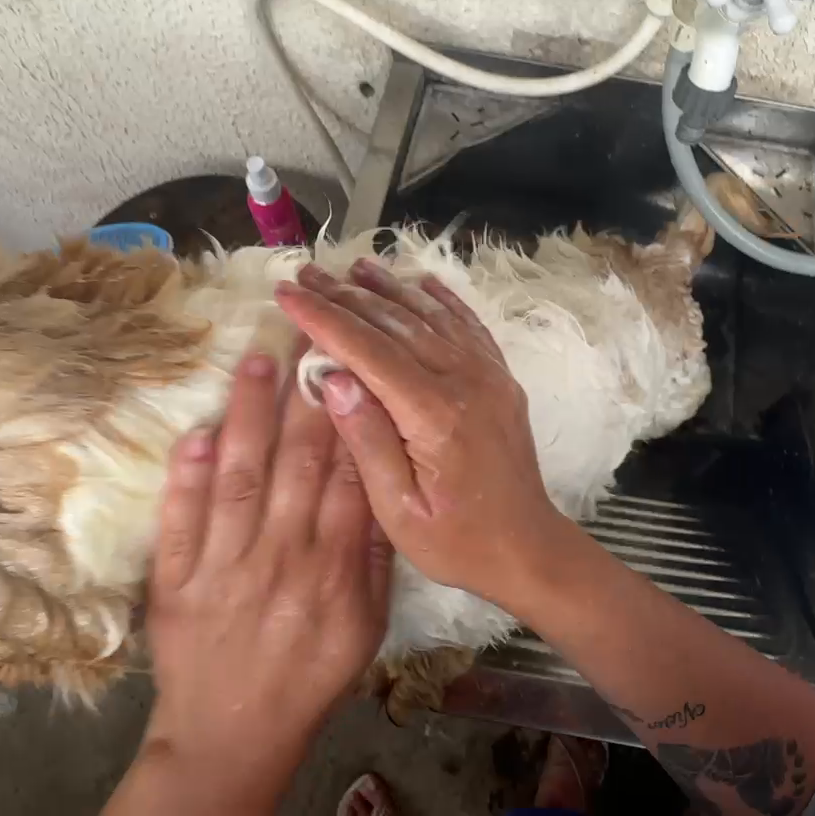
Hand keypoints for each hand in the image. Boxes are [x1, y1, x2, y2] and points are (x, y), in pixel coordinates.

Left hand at [119, 352, 391, 814]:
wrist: (233, 734)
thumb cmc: (311, 673)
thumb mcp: (368, 625)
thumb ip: (374, 556)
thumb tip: (380, 485)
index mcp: (333, 567)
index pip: (347, 475)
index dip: (350, 416)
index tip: (352, 365)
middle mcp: (281, 557)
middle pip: (296, 462)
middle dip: (304, 395)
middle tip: (307, 336)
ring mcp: (223, 566)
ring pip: (239, 477)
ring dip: (247, 415)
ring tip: (255, 359)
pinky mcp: (175, 580)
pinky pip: (179, 522)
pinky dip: (183, 477)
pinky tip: (193, 433)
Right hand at [273, 259, 577, 605]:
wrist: (527, 547)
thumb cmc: (456, 541)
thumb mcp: (397, 510)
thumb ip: (366, 439)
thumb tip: (331, 377)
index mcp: (434, 413)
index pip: (369, 349)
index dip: (324, 318)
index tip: (287, 294)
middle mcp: (465, 380)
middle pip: (398, 323)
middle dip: (347, 296)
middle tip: (307, 273)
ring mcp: (489, 374)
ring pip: (432, 316)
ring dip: (391, 288)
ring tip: (353, 268)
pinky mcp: (502, 378)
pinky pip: (470, 326)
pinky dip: (443, 300)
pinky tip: (422, 283)